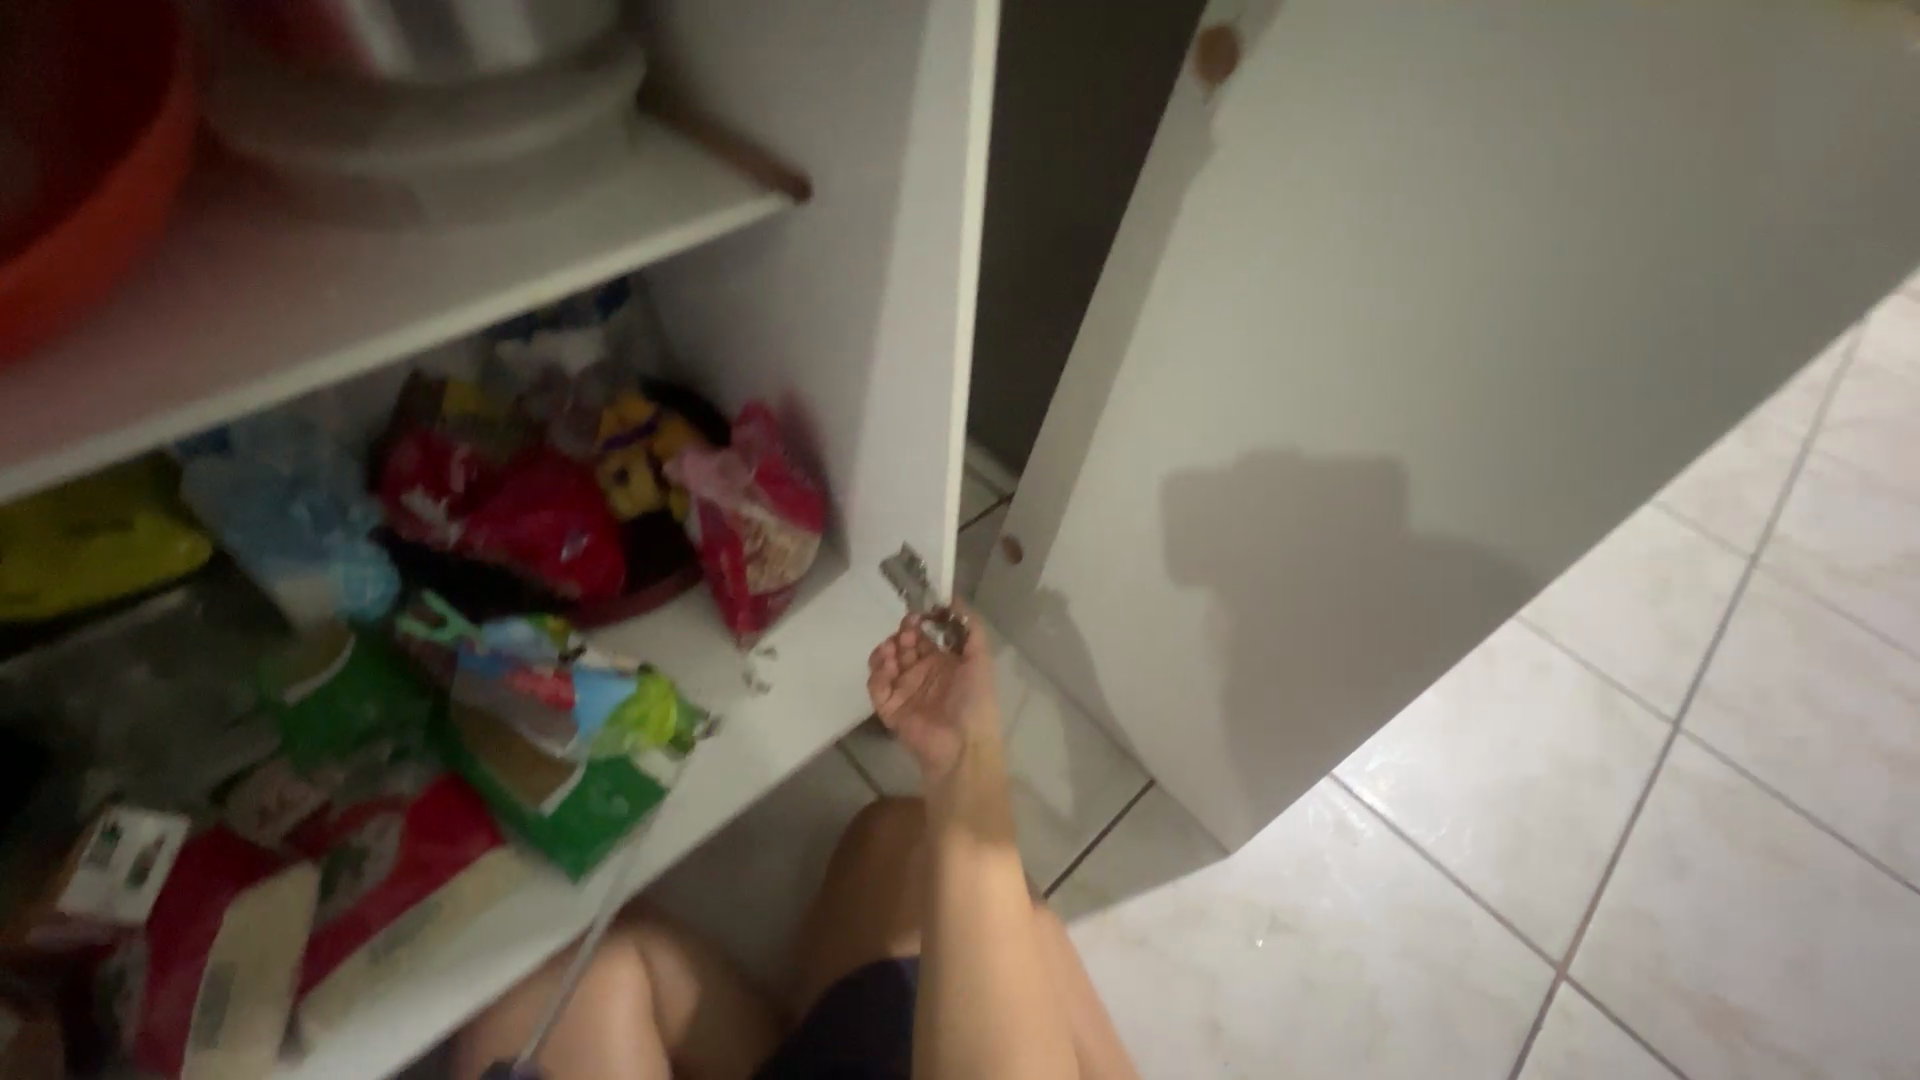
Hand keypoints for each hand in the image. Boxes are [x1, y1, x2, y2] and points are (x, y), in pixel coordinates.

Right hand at [866, 606, 998, 783]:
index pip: (924, 637)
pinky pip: (877, 686)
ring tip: (894, 649)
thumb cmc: (975, 700)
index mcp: (944, 664)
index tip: (917, 614)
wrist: (963, 745)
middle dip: (902, 635)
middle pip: (903, 647)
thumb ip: (970, 627)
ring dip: (886, 651)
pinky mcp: (889, 709)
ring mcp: (905, 692)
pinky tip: (887, 666)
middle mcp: (923, 675)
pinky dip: (878, 673)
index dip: (918, 624)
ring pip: (886, 663)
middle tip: (906, 632)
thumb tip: (954, 598)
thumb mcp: (980, 659)